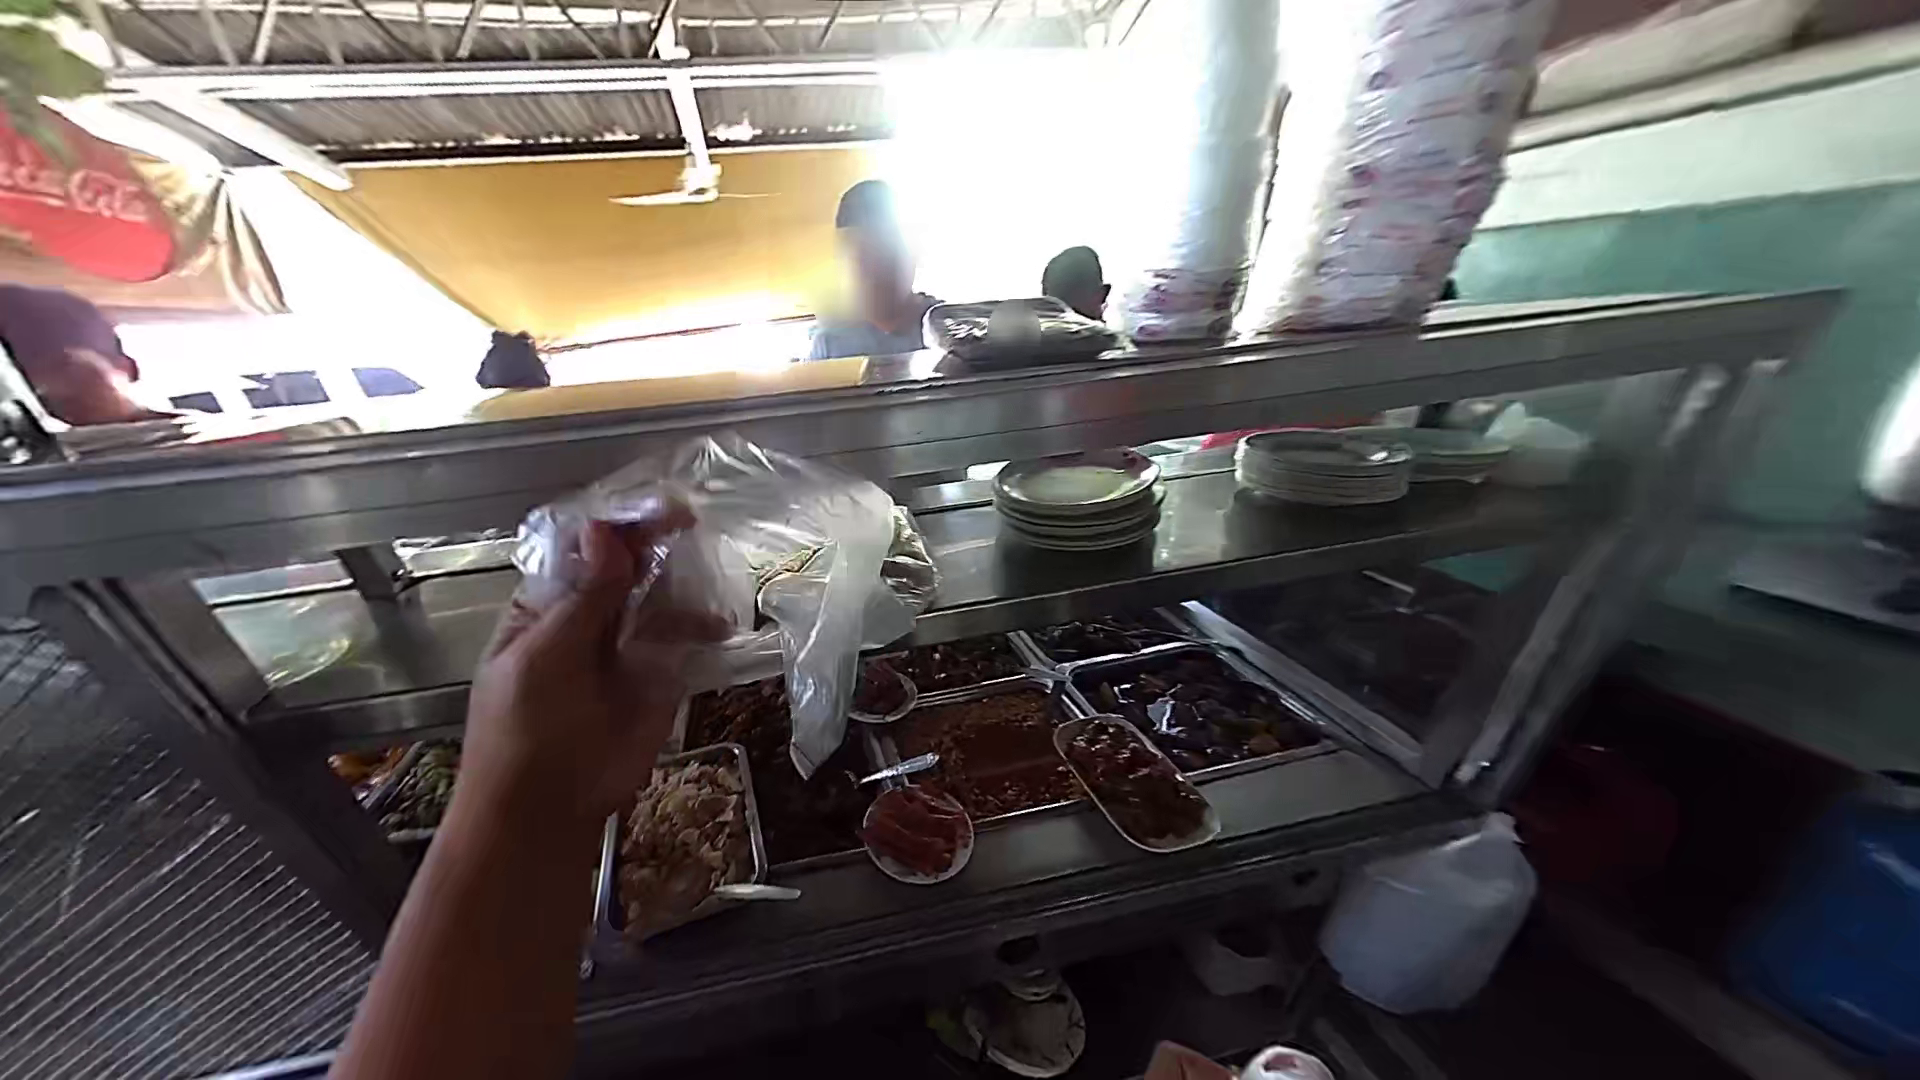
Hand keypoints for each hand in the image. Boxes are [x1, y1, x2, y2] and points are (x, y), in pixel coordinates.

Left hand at [459, 503, 729, 831]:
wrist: (551, 810)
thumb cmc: (527, 731)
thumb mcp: (545, 658)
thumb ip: (583, 597)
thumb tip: (606, 533)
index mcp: (549, 606)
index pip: (584, 549)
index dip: (619, 524)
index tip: (659, 507)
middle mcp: (592, 616)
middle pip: (628, 565)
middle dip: (657, 541)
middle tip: (693, 522)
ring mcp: (630, 643)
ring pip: (662, 597)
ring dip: (686, 581)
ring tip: (710, 574)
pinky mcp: (662, 670)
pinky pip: (687, 637)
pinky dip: (707, 626)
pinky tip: (722, 625)